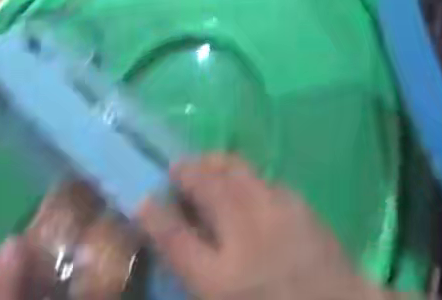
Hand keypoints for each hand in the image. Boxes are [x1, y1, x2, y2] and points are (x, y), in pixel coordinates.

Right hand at [138, 155, 381, 299]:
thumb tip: (182, 247)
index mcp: (219, 281)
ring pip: (238, 174)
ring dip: (217, 164)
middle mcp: (243, 238)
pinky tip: (242, 177)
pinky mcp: (298, 202)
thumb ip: (201, 278)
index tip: (142, 199)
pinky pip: (265, 180)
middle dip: (188, 174)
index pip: (176, 240)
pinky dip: (247, 175)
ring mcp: (274, 213)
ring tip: (204, 161)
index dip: (156, 217)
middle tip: (175, 166)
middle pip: (208, 191)